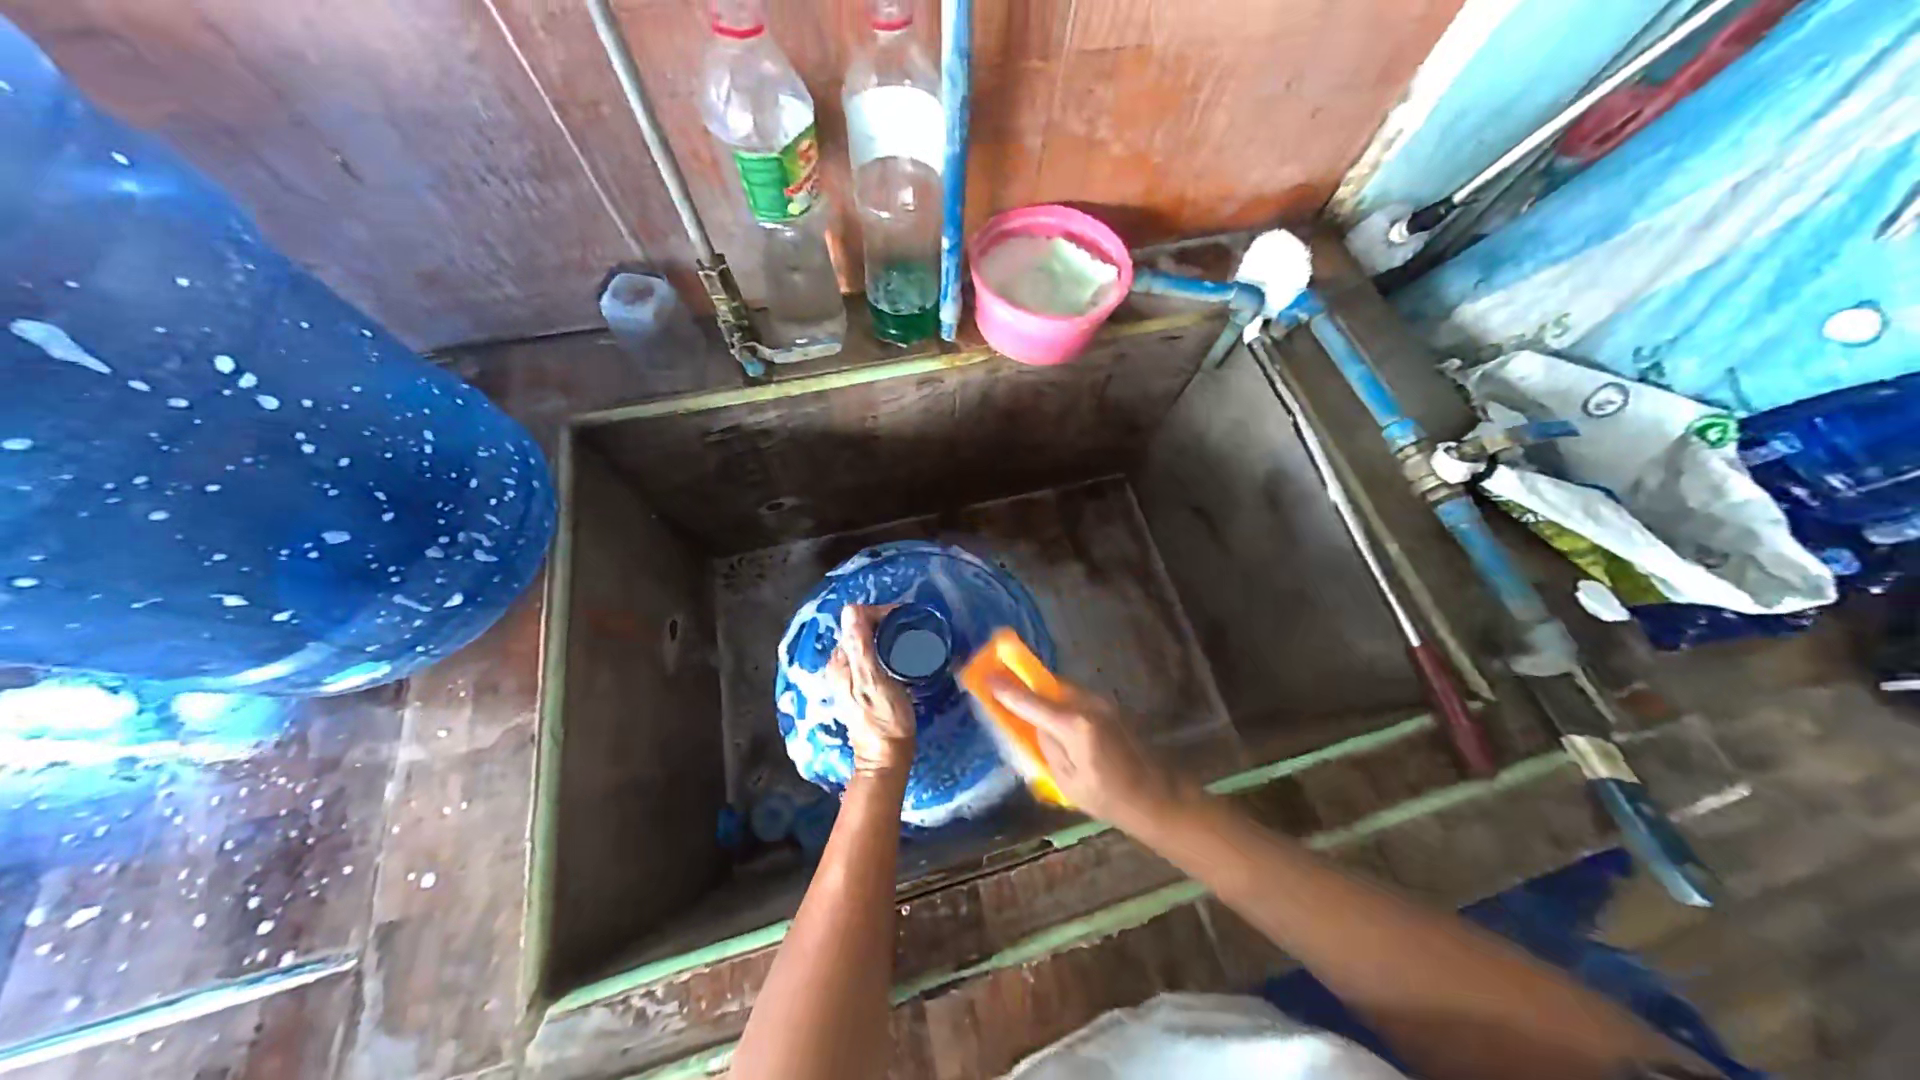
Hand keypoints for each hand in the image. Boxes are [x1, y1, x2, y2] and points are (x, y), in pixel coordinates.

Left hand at [824, 605, 915, 774]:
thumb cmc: (884, 719)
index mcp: (840, 661)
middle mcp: (841, 665)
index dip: (880, 613)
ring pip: (869, 642)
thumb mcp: (873, 680)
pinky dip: (889, 649)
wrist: (887, 757)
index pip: (855, 619)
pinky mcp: (864, 685)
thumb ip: (861, 646)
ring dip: (889, 635)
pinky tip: (904, 656)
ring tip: (911, 640)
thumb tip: (851, 610)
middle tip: (912, 629)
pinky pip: (875, 655)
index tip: (904, 619)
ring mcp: (852, 676)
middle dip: (885, 623)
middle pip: (862, 628)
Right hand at [985, 677, 1196, 831]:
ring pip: (1062, 692)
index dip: (1006, 689)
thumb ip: (1046, 746)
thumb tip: (1035, 724)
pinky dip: (1060, 705)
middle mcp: (1088, 705)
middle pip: (1047, 688)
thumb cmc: (1108, 798)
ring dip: (1044, 698)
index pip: (1031, 702)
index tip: (985, 676)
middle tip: (1003, 688)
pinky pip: (1075, 700)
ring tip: (1028, 710)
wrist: (1156, 796)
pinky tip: (1057, 723)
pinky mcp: (1109, 708)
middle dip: (1025, 688)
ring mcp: (1102, 704)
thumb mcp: (1066, 780)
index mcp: (1074, 725)